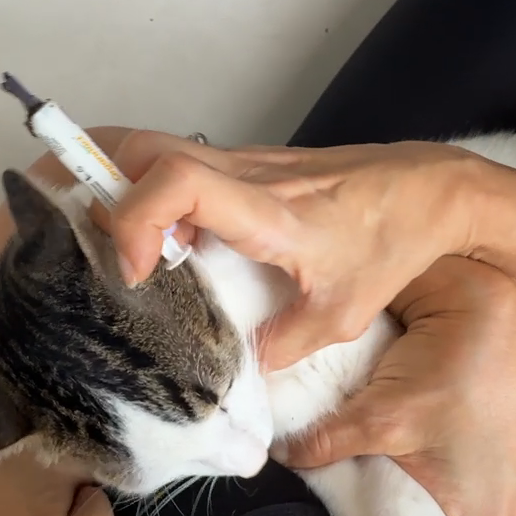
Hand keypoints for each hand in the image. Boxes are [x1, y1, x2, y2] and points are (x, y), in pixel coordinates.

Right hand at [107, 131, 488, 369]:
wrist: (426, 188)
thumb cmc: (389, 242)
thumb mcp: (341, 312)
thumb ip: (283, 345)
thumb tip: (236, 370)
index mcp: (267, 210)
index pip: (178, 181)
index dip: (137, 219)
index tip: (139, 272)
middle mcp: (242, 174)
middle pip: (142, 146)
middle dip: (97, 186)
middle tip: (90, 241)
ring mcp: (239, 161)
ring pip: (150, 145)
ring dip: (115, 182)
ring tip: (109, 237)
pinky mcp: (241, 162)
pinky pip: (173, 160)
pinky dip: (144, 187)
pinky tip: (158, 235)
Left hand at [280, 257, 515, 515]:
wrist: (492, 316)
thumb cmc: (450, 372)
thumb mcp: (378, 416)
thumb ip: (324, 446)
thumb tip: (282, 457)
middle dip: (368, 508)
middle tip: (323, 489)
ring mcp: (496, 493)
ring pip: (419, 500)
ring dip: (384, 482)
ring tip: (348, 462)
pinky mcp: (486, 462)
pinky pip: (433, 478)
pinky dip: (401, 464)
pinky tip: (376, 445)